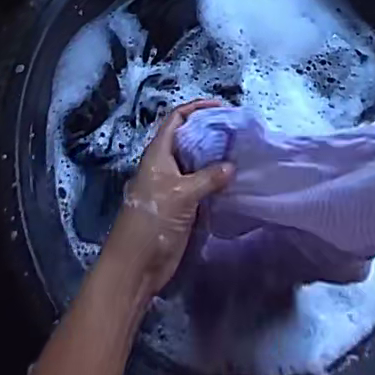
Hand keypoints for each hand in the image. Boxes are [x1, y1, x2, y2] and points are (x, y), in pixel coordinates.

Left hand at [99, 98, 234, 300]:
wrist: (135, 267)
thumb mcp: (182, 195)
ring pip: (194, 162)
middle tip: (235, 130)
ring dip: (213, 156)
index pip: (176, 119)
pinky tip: (232, 179)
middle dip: (208, 131)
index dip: (195, 108)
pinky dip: (214, 179)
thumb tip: (232, 166)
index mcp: (157, 154)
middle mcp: (164, 165)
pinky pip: (199, 183)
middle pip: (187, 138)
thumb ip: (208, 178)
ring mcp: (171, 186)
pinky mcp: (179, 205)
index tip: (219, 107)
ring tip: (238, 151)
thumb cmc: (152, 222)